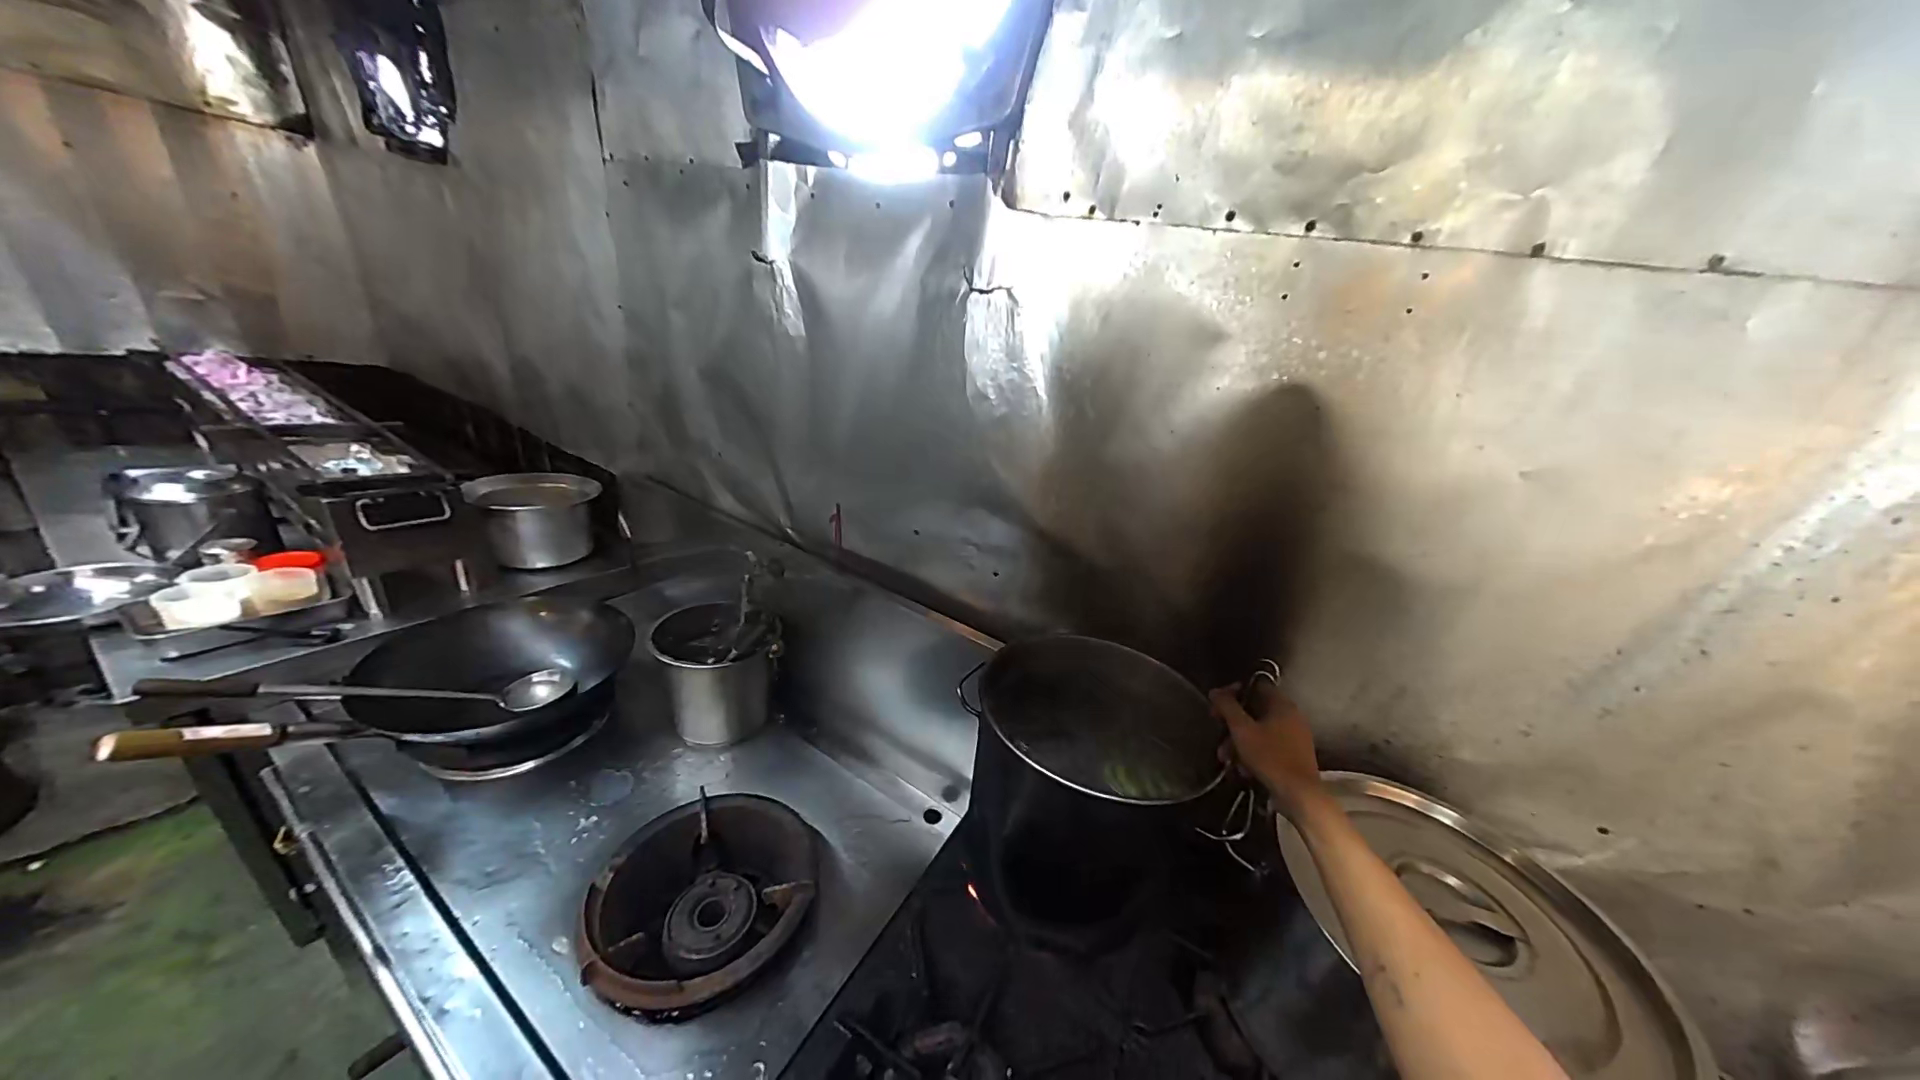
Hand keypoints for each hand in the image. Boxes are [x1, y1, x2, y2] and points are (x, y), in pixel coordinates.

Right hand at [1210, 680, 1326, 817]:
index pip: (1255, 685)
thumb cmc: (1269, 757)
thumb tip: (1215, 691)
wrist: (1299, 795)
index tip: (1218, 705)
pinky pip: (1268, 745)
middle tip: (1218, 731)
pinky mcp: (1293, 755)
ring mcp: (1294, 737)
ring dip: (1238, 741)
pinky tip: (1241, 768)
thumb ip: (1227, 707)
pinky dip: (1252, 753)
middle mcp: (1291, 716)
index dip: (1234, 691)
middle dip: (1232, 723)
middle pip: (1255, 710)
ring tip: (1225, 757)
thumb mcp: (1242, 730)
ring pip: (1259, 730)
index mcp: (1282, 705)